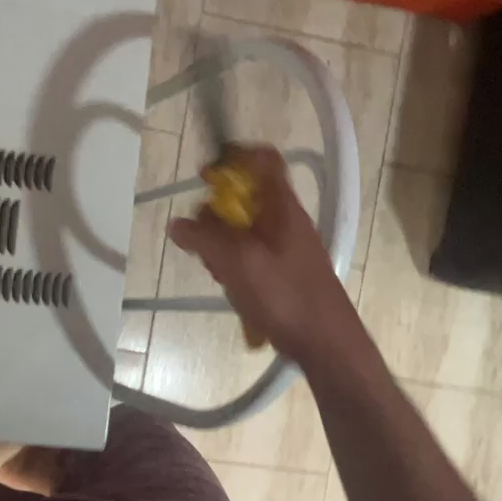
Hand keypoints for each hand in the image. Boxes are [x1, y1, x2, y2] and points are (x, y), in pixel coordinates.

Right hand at [169, 145, 351, 357]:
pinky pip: (246, 254)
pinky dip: (231, 263)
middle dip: (215, 213)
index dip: (232, 159)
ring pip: (240, 228)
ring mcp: (282, 245)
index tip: (205, 177)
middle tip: (203, 238)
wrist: (324, 341)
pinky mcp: (279, 269)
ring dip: (220, 244)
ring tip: (218, 270)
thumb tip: (176, 224)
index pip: (262, 160)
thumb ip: (205, 239)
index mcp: (281, 206)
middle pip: (242, 196)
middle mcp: (283, 219)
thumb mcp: (238, 263)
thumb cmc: (285, 296)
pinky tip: (229, 285)